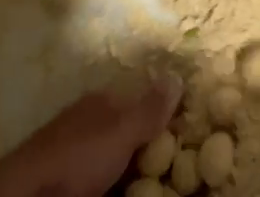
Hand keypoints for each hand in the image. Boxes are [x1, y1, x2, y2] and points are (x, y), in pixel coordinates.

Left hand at [0, 76, 182, 196]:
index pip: (141, 101)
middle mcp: (91, 125)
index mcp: (102, 103)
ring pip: (117, 160)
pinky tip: (128, 191)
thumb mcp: (120, 131)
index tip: (189, 135)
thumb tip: (178, 74)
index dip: (164, 116)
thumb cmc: (76, 158)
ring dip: (135, 172)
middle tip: (180, 168)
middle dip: (151, 148)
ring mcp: (78, 157)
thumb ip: (149, 108)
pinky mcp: (71, 183)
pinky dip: (119, 186)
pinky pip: (107, 181)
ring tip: (159, 184)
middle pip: (130, 133)